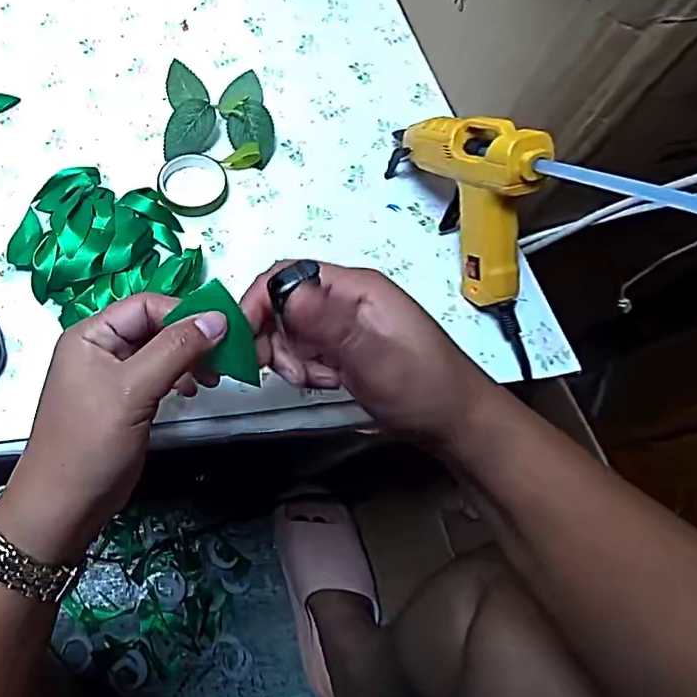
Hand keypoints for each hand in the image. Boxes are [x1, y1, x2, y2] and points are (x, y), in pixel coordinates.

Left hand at [0, 294, 225, 562]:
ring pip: (161, 350)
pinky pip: (160, 373)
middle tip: (221, 356)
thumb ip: (176, 350)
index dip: (184, 313)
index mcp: (91, 335)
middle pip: (156, 325)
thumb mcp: (133, 390)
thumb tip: (216, 319)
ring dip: (189, 358)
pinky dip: (181, 376)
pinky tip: (192, 389)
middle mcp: (101, 348)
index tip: (220, 330)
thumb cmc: (88, 445)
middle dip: (190, 338)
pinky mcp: (127, 399)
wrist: (64, 507)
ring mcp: (114, 375)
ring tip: (210, 376)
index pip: (147, 305)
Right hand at [238, 261, 500, 441]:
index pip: (288, 275)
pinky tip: (326, 382)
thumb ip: (330, 323)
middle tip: (293, 370)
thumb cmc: (425, 386)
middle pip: (283, 304)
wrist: (452, 421)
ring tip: (319, 380)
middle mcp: (345, 299)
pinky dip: (305, 368)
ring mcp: (343, 323)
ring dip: (291, 359)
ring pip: (290, 330)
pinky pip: (305, 350)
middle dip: (277, 339)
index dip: (259, 301)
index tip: (245, 337)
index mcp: (354, 288)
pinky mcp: (342, 346)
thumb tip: (289, 293)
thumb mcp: (375, 355)